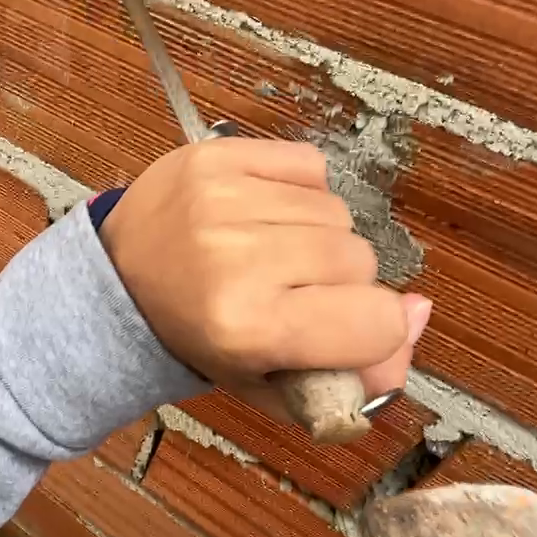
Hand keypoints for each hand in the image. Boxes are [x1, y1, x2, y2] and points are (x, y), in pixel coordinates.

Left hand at [99, 137, 430, 419]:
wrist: (117, 276)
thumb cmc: (194, 335)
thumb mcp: (268, 382)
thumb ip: (355, 373)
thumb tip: (419, 309)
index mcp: (248, 325)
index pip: (376, 320)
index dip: (371, 329)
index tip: (337, 327)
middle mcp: (234, 256)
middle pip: (358, 258)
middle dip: (339, 280)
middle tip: (287, 289)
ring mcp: (221, 197)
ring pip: (336, 211)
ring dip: (316, 234)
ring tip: (268, 251)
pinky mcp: (214, 155)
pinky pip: (308, 163)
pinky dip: (300, 189)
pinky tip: (264, 212)